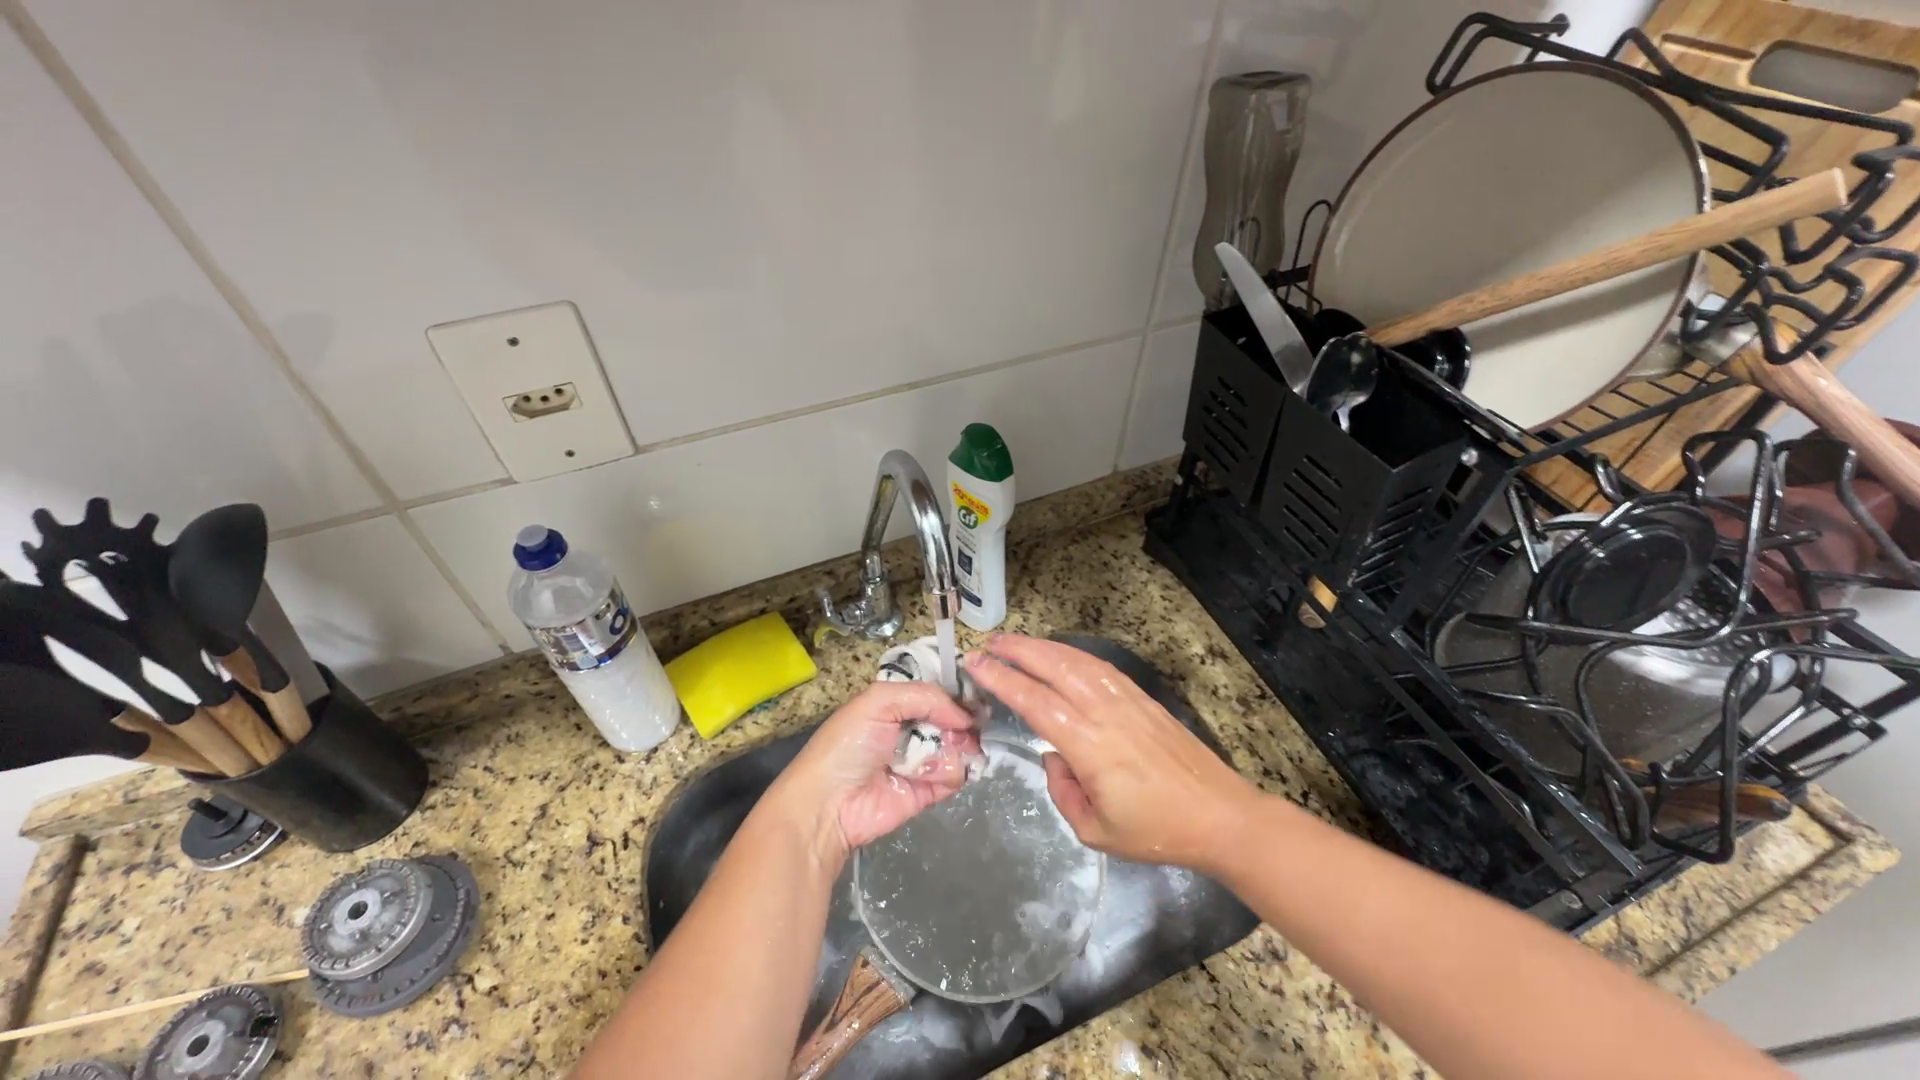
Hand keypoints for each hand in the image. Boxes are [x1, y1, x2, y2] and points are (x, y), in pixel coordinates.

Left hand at [772, 680, 979, 858]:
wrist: (830, 803)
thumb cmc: (849, 745)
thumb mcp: (878, 702)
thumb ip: (925, 697)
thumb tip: (965, 715)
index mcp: (896, 705)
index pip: (937, 693)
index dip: (957, 695)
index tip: (977, 696)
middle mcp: (912, 730)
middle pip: (954, 720)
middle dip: (963, 722)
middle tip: (967, 726)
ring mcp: (922, 760)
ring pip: (960, 747)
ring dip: (956, 747)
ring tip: (937, 753)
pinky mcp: (930, 791)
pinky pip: (956, 775)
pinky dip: (951, 772)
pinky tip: (932, 773)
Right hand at [964, 635, 1259, 869]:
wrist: (1220, 816)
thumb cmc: (1156, 831)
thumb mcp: (1095, 831)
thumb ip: (1063, 793)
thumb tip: (1054, 759)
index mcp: (1089, 746)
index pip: (1035, 702)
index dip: (1002, 680)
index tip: (976, 664)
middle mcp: (1106, 713)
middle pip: (1055, 668)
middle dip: (1018, 651)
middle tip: (988, 643)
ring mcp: (1128, 701)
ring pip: (1079, 661)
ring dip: (1044, 647)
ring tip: (1016, 643)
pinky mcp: (1144, 700)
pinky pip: (1102, 668)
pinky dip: (1074, 655)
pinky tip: (1060, 655)